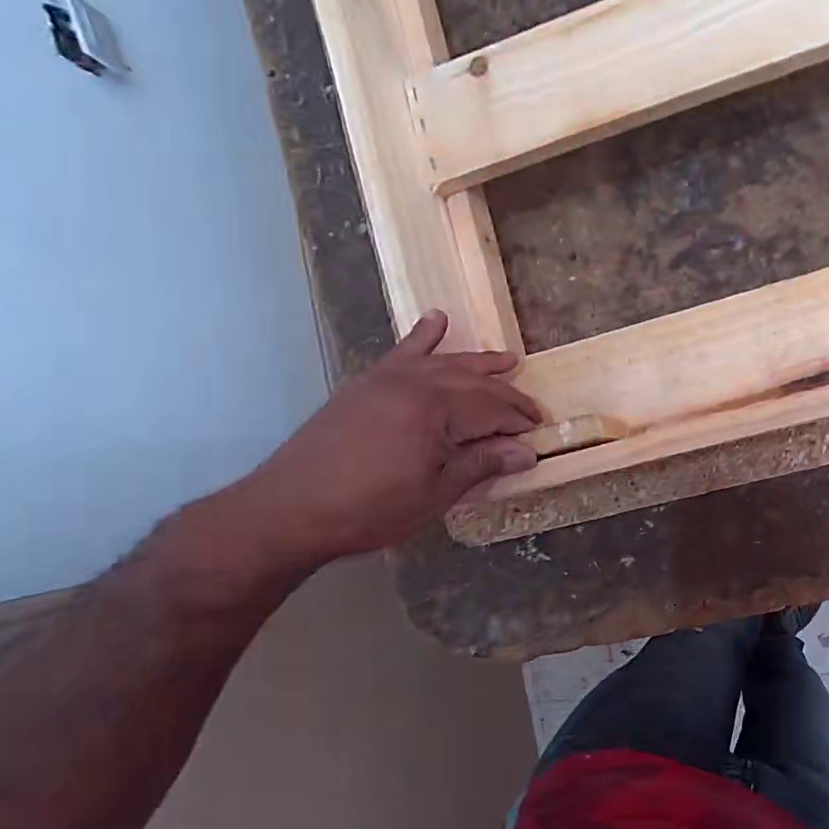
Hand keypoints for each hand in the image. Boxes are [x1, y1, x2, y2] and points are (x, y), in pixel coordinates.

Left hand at [224, 311, 542, 569]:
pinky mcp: (366, 383)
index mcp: (436, 410)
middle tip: (530, 410)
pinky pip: (402, 352)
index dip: (517, 422)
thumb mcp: (435, 493)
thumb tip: (526, 452)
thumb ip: (482, 464)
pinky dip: (422, 336)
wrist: (290, 509)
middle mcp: (416, 383)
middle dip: (506, 395)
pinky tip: (436, 320)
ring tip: (507, 359)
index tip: (538, 433)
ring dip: (478, 362)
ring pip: (445, 362)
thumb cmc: (370, 508)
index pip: (492, 408)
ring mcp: (388, 378)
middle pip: (473, 382)